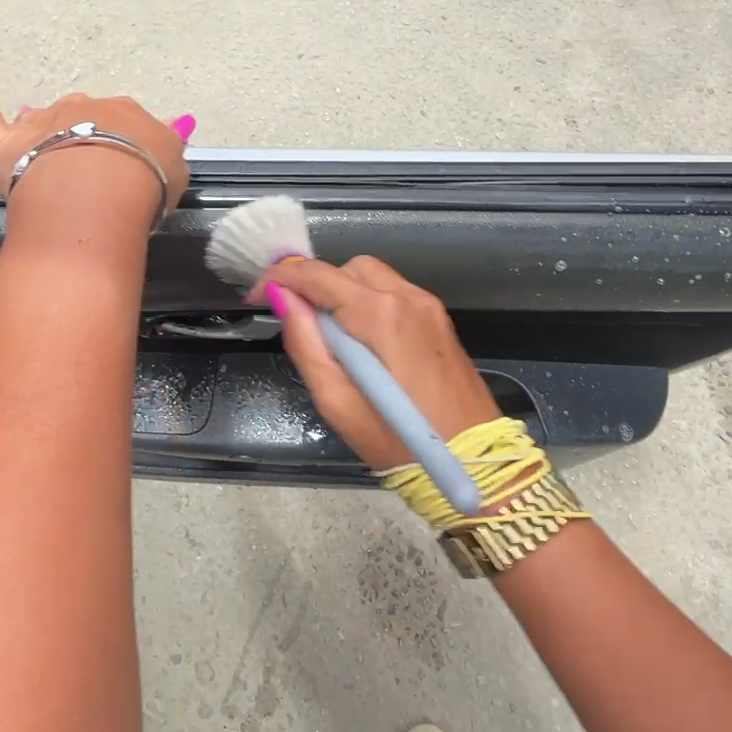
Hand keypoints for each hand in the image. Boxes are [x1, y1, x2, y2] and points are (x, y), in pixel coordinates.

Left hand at [0, 64, 192, 217]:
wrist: (102, 190)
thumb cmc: (144, 180)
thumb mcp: (176, 165)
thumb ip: (169, 145)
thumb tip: (176, 127)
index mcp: (125, 112)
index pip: (125, 124)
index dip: (127, 148)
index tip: (132, 170)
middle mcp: (83, 107)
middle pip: (82, 118)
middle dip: (85, 139)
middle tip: (95, 176)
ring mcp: (41, 122)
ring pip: (40, 121)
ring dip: (44, 133)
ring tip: (49, 160)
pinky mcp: (2, 142)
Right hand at [252, 256, 501, 469]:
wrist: (476, 464)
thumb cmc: (399, 443)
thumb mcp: (337, 402)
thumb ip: (305, 343)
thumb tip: (282, 298)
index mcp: (379, 314)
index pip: (316, 274)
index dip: (278, 278)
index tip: (254, 296)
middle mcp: (406, 296)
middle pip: (345, 267)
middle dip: (313, 285)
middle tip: (296, 321)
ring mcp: (428, 305)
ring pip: (371, 275)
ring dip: (340, 292)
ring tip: (329, 335)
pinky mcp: (439, 319)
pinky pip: (393, 291)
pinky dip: (367, 301)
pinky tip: (362, 340)